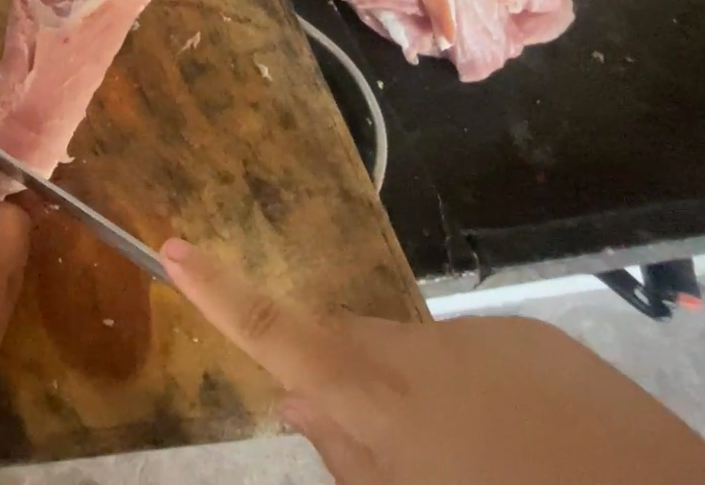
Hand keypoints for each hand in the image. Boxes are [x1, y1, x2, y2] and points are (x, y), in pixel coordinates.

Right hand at [159, 238, 704, 484]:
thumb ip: (348, 457)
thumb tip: (300, 402)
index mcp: (380, 398)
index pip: (276, 334)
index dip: (219, 293)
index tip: (173, 248)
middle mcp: (415, 348)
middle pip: (340, 340)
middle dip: (338, 373)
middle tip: (372, 440)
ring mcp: (476, 335)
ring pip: (405, 349)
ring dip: (410, 389)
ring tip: (473, 454)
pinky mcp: (531, 338)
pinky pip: (466, 353)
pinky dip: (468, 386)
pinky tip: (522, 440)